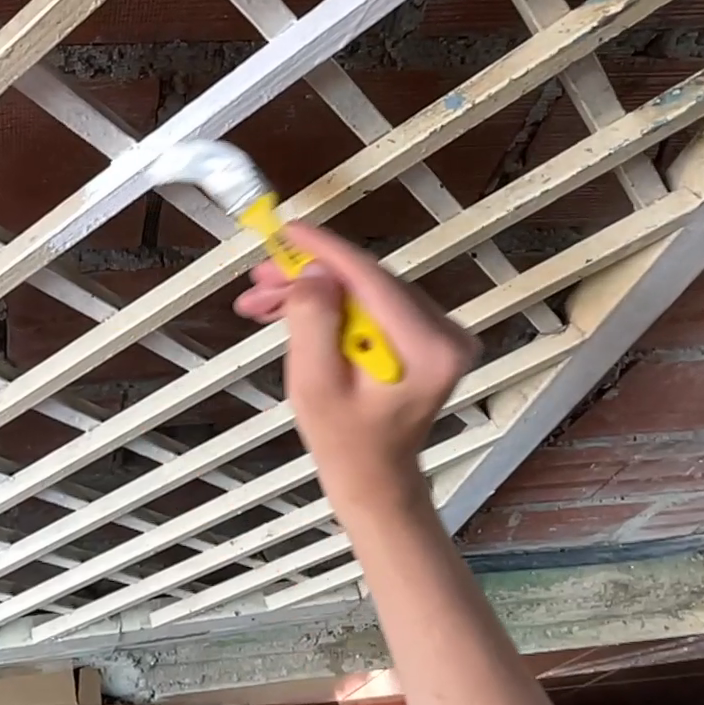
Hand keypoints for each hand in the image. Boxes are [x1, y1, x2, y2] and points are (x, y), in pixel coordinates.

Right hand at [234, 223, 480, 512]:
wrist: (373, 475)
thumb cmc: (342, 439)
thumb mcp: (314, 382)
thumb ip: (313, 321)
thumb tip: (312, 272)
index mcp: (427, 347)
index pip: (371, 280)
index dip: (324, 250)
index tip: (287, 229)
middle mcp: (444, 332)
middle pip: (364, 282)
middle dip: (306, 275)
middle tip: (259, 279)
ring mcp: (437, 332)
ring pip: (361, 289)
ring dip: (310, 289)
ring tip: (262, 300)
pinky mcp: (423, 334)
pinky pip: (368, 303)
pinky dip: (329, 303)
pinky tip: (290, 309)